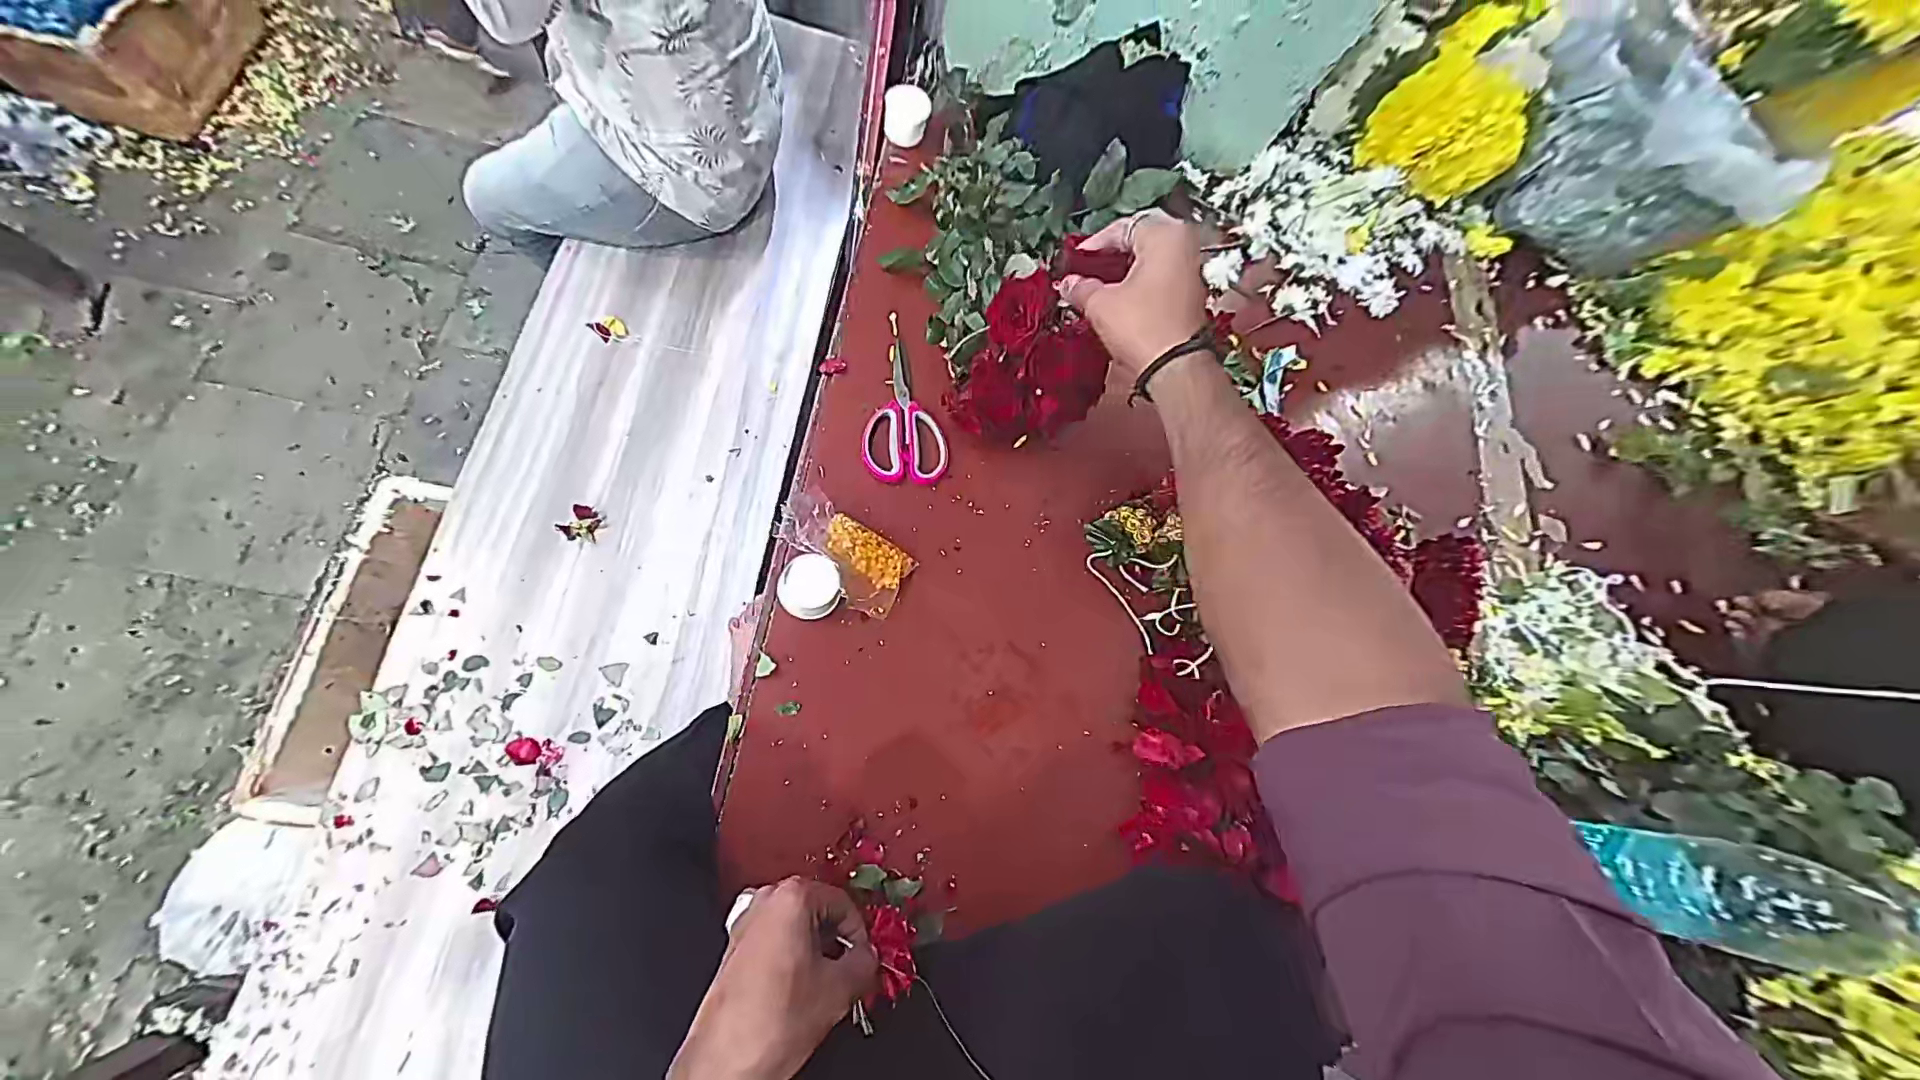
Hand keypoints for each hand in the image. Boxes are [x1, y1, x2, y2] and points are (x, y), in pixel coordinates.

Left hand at [668, 878, 877, 1079]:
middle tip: (849, 967)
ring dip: (815, 949)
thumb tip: (867, 957)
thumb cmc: (768, 1024)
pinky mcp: (733, 949)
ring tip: (824, 983)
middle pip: (818, 910)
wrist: (722, 1066)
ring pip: (795, 926)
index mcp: (792, 897)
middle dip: (837, 940)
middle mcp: (765, 901)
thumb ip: (865, 962)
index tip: (864, 954)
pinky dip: (791, 957)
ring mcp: (745, 924)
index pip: (843, 902)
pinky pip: (774, 940)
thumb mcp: (839, 989)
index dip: (860, 932)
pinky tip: (797, 990)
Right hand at [1058, 210, 1211, 382]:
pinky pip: (1161, 276)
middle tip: (1087, 269)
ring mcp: (1192, 268)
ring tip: (1100, 285)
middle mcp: (1185, 244)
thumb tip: (1068, 284)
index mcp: (1165, 235)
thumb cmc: (1142, 328)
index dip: (1095, 244)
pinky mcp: (1192, 292)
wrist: (1174, 365)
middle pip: (1140, 238)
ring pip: (1152, 258)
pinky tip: (1121, 298)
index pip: (1123, 226)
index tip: (1076, 260)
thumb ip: (1081, 287)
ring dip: (1126, 269)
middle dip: (1112, 254)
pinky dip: (1140, 282)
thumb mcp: (1101, 304)